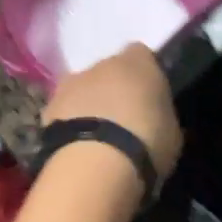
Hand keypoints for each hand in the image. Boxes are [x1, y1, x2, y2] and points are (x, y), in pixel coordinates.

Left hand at [42, 44, 182, 178]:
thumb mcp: (173, 135)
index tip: (149, 101)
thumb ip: (164, 118)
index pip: (143, 56)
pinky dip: (71, 127)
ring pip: (83, 92)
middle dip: (114, 93)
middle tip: (123, 126)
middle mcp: (101, 62)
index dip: (145, 78)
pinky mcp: (48, 110)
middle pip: (109, 73)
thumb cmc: (147, 143)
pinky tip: (80, 151)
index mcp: (139, 61)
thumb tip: (160, 121)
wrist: (98, 164)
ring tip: (99, 143)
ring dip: (90, 109)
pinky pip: (64, 115)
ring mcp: (70, 83)